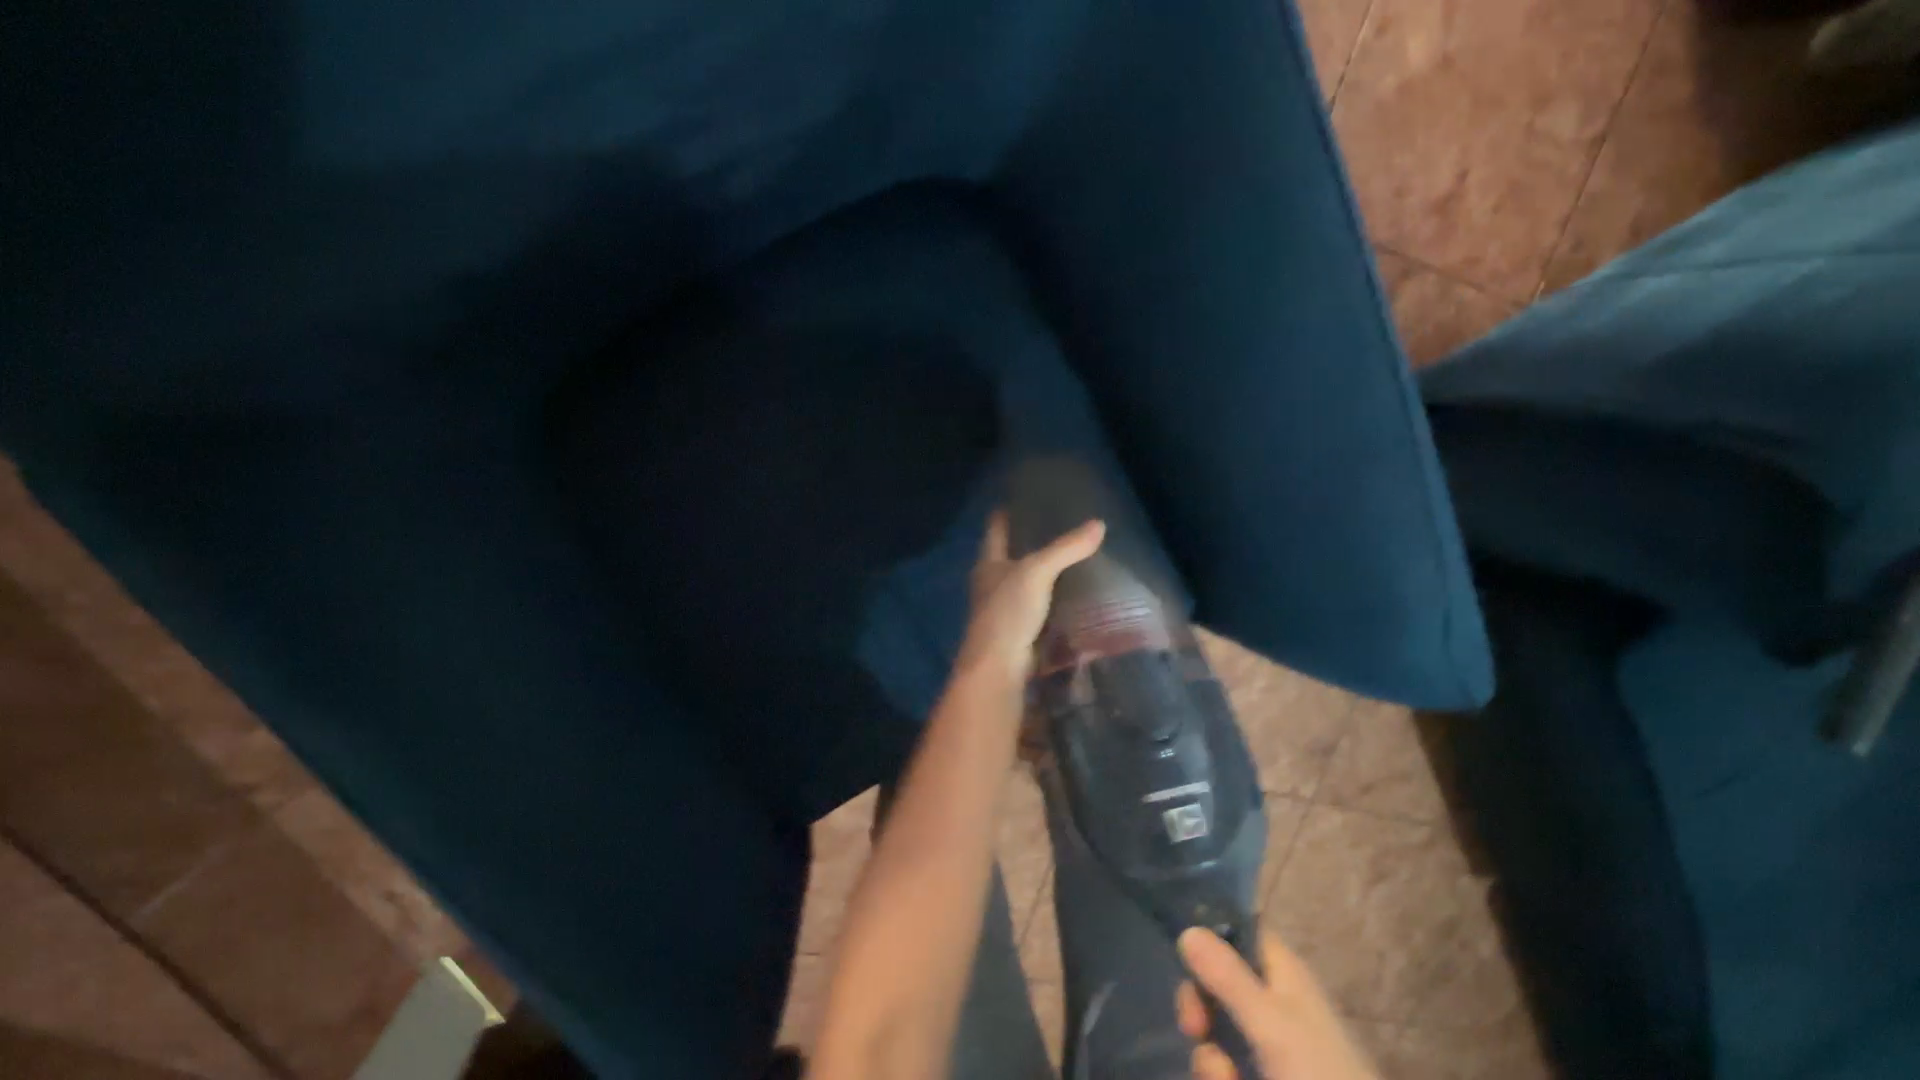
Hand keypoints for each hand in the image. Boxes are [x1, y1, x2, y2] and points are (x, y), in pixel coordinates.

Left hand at [954, 510, 1104, 683]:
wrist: (998, 667)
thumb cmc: (1008, 611)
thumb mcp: (1037, 572)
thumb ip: (1066, 549)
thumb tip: (1099, 524)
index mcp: (988, 564)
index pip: (996, 530)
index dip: (1006, 514)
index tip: (1022, 499)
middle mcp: (992, 584)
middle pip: (1011, 557)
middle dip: (1031, 544)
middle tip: (1061, 527)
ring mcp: (1005, 611)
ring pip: (1027, 585)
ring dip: (1046, 575)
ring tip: (1076, 558)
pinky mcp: (1021, 633)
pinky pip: (1041, 610)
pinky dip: (1055, 601)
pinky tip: (1076, 595)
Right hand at [1176, 928, 1379, 1079]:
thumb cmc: (1318, 1074)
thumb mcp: (1269, 1023)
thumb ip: (1228, 978)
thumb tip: (1187, 929)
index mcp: (1283, 974)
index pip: (1242, 933)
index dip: (1212, 937)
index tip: (1185, 957)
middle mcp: (1272, 1001)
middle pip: (1218, 982)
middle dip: (1199, 1006)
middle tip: (1195, 1028)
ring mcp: (1267, 1042)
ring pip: (1216, 1030)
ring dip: (1210, 1055)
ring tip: (1224, 1077)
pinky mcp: (1259, 1075)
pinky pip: (1223, 1065)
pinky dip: (1220, 1076)